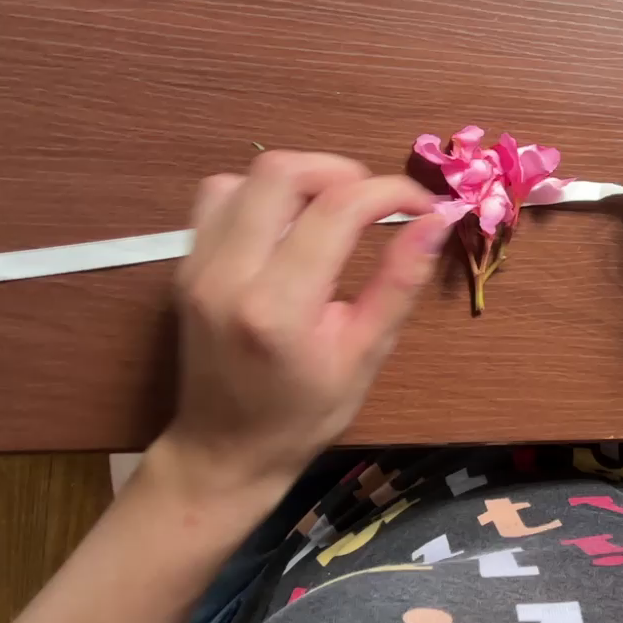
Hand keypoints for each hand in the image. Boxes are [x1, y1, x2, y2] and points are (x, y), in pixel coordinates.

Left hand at [161, 151, 448, 500]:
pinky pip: (221, 195)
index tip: (423, 204)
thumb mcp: (367, 353)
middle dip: (344, 171)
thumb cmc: (307, 412)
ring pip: (247, 175)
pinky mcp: (186, 263)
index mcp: (279, 306)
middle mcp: (227, 274)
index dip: (391, 191)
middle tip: (376, 202)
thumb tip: (437, 219)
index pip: (337, 209)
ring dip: (303, 180)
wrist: (225, 450)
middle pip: (281, 172)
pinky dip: (264, 193)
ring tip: (335, 210)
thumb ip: (400, 281)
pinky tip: (290, 224)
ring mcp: (197, 266)